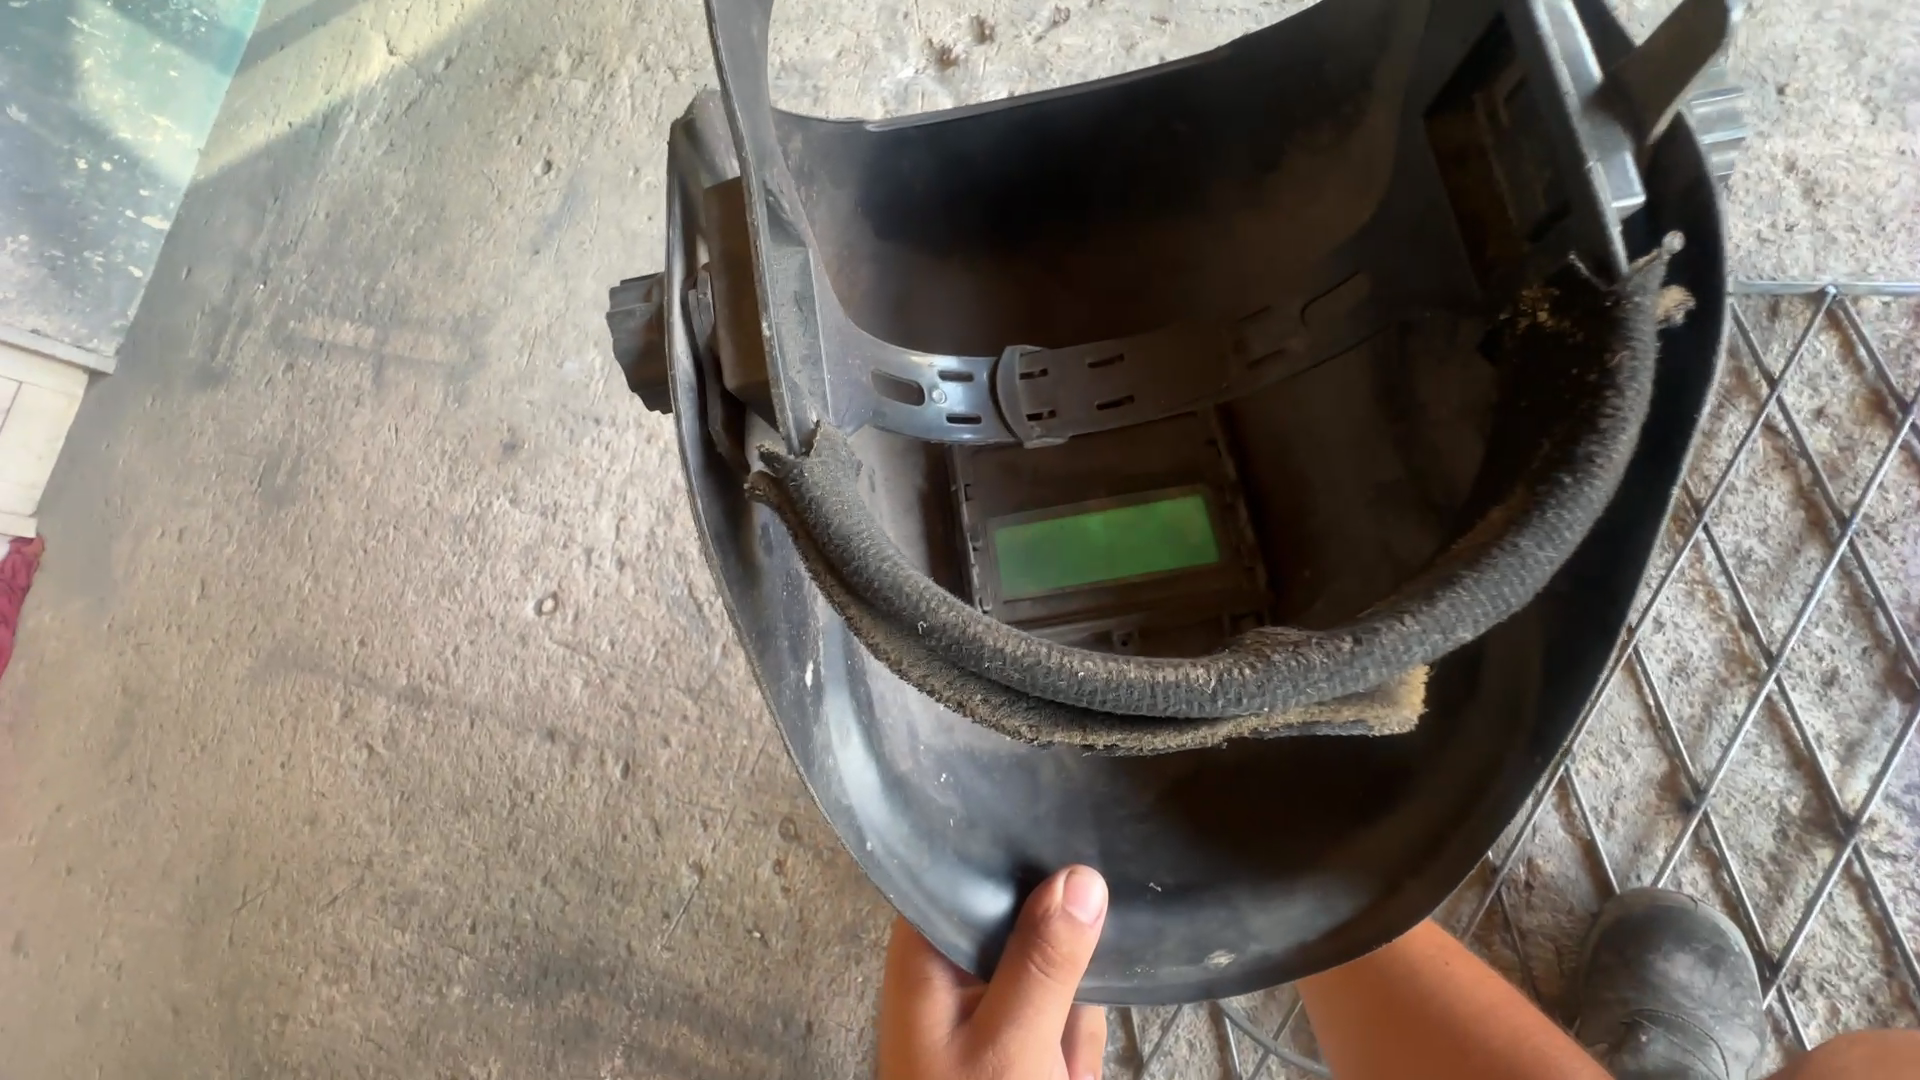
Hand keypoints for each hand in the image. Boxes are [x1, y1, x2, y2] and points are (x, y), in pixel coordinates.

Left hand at [878, 865, 1109, 1079]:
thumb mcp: (1010, 1046)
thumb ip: (1044, 960)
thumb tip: (1082, 876)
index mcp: (926, 946)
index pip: (969, 865)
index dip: (1020, 855)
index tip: (1070, 848)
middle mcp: (951, 960)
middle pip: (1025, 913)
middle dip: (1061, 963)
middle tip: (1061, 1017)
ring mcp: (984, 998)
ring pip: (1053, 965)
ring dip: (1070, 1019)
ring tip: (1054, 1071)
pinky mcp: (1012, 1030)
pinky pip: (1060, 1010)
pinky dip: (1070, 1046)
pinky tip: (1061, 1077)